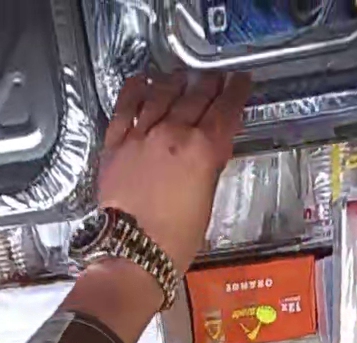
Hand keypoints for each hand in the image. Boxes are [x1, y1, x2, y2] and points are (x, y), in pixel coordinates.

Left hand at [97, 72, 251, 272]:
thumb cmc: (173, 242)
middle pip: (194, 98)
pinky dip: (135, 89)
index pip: (224, 112)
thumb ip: (207, 171)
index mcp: (201, 151)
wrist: (134, 252)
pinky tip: (142, 81)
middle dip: (209, 85)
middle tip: (216, 78)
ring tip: (184, 77)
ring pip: (161, 95)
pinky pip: (126, 106)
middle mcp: (171, 134)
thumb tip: (209, 155)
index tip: (239, 83)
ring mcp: (142, 135)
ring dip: (176, 83)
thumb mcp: (205, 206)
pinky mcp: (117, 143)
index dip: (235, 94)